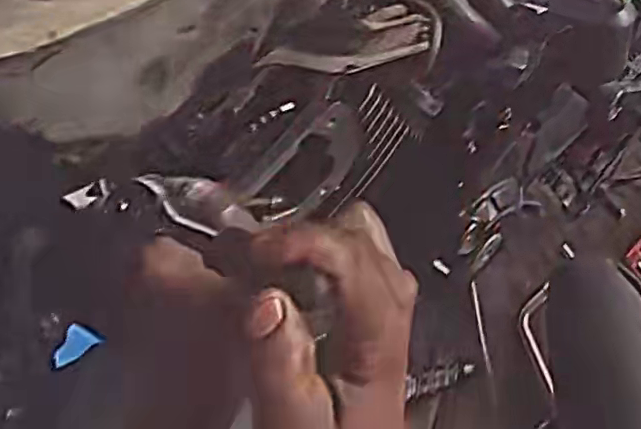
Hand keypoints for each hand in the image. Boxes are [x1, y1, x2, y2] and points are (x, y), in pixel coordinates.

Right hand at [242, 203, 417, 428]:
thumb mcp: (298, 426)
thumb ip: (280, 367)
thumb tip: (264, 304)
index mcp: (382, 321)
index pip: (350, 250)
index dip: (299, 240)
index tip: (252, 250)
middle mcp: (394, 295)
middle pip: (352, 231)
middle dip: (296, 237)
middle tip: (245, 258)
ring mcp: (391, 292)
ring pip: (355, 231)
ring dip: (307, 242)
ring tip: (261, 265)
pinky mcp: (379, 297)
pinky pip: (352, 249)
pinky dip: (316, 252)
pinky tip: (285, 277)